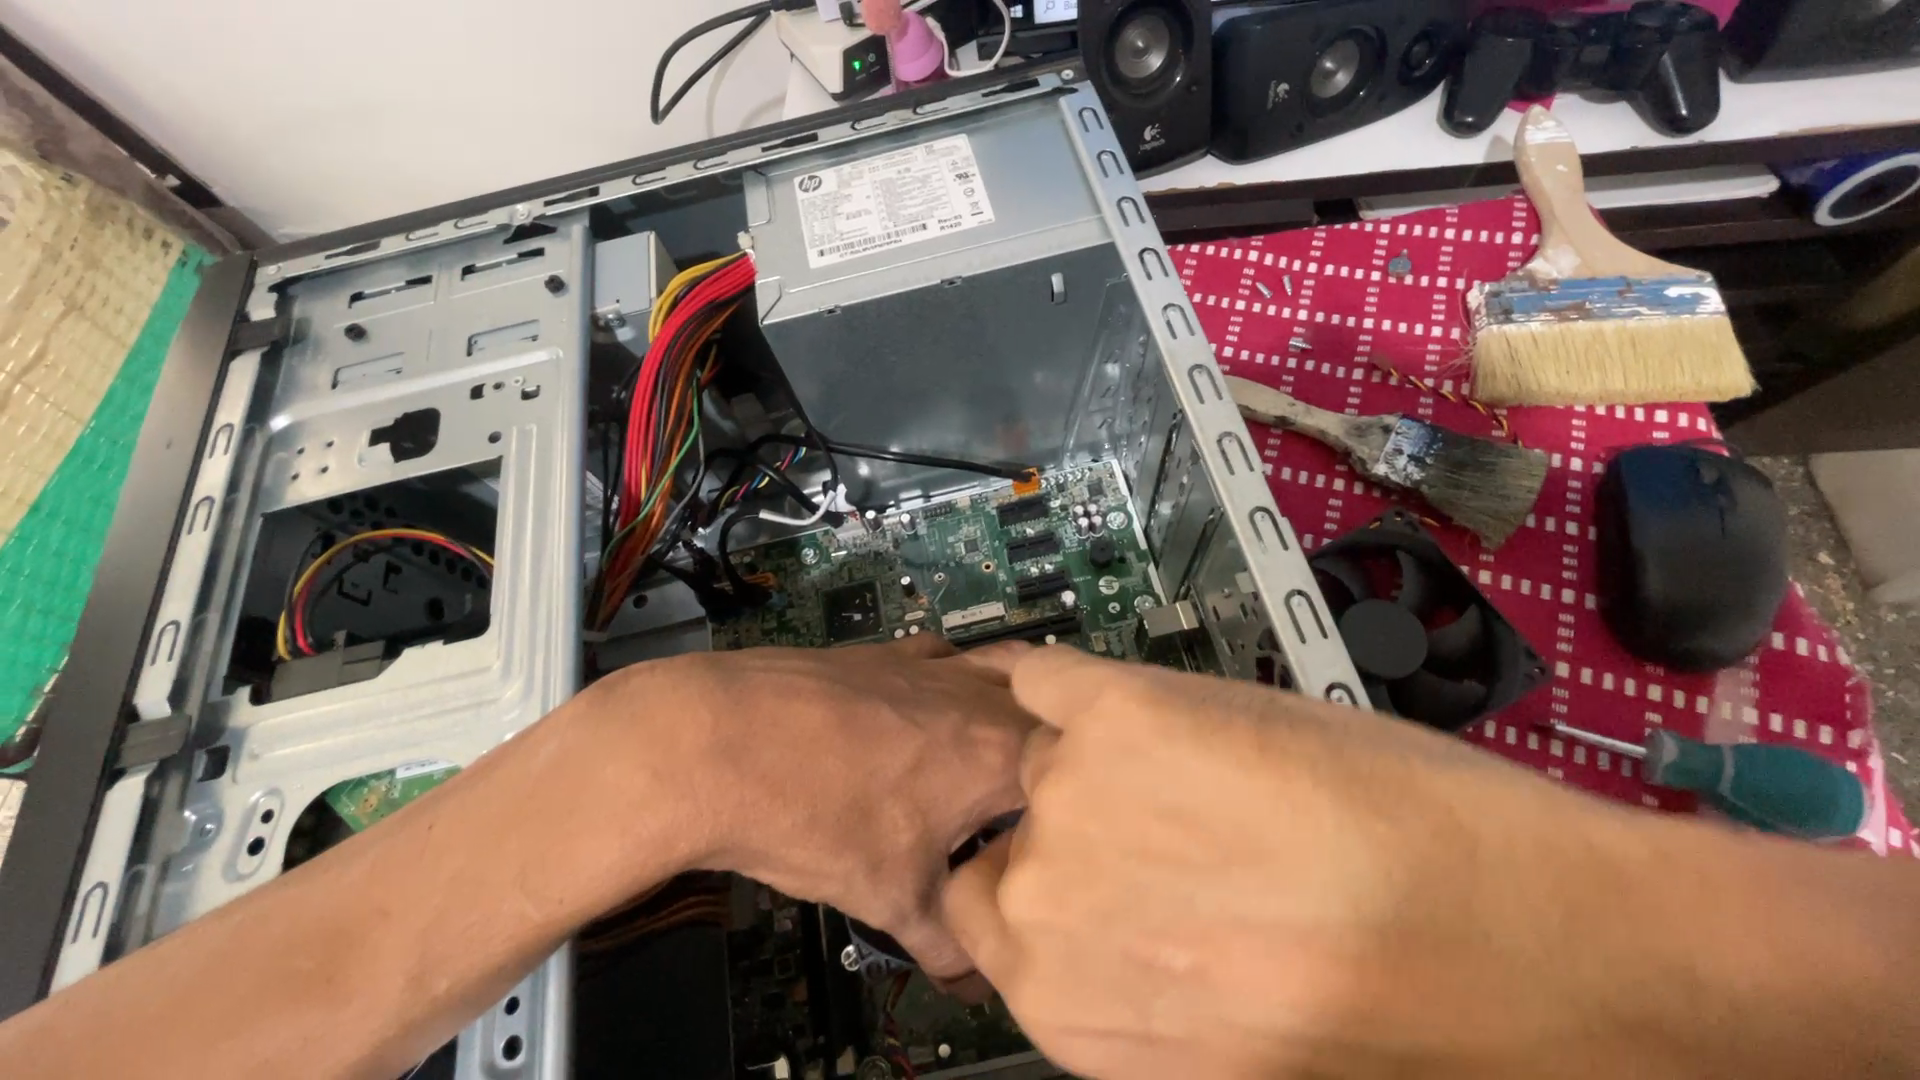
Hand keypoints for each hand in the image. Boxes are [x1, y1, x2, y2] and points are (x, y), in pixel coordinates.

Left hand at [577, 636, 1032, 978]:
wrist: (718, 743)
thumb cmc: (815, 817)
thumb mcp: (891, 896)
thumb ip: (949, 944)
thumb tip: (975, 982)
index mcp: (999, 754)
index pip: (1077, 777)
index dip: (1077, 815)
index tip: (1056, 848)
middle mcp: (979, 696)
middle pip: (1051, 714)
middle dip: (1059, 758)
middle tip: (1045, 801)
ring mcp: (930, 666)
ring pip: (1006, 668)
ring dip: (1019, 702)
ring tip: (1009, 742)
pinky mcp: (883, 652)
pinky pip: (943, 655)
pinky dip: (957, 675)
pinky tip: (935, 703)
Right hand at [941, 648, 1823, 1078]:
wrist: (1514, 948)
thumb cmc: (1380, 1016)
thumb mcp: (1207, 1036)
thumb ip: (1120, 971)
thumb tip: (1091, 910)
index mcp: (1056, 999)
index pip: (986, 906)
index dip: (1049, 881)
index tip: (1087, 856)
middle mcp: (1037, 901)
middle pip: (1017, 821)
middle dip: (1078, 818)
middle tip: (1161, 810)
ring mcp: (1074, 794)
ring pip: (1046, 747)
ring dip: (1096, 750)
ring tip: (1194, 761)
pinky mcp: (1122, 712)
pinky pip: (1048, 675)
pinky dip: (1064, 676)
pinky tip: (1121, 686)